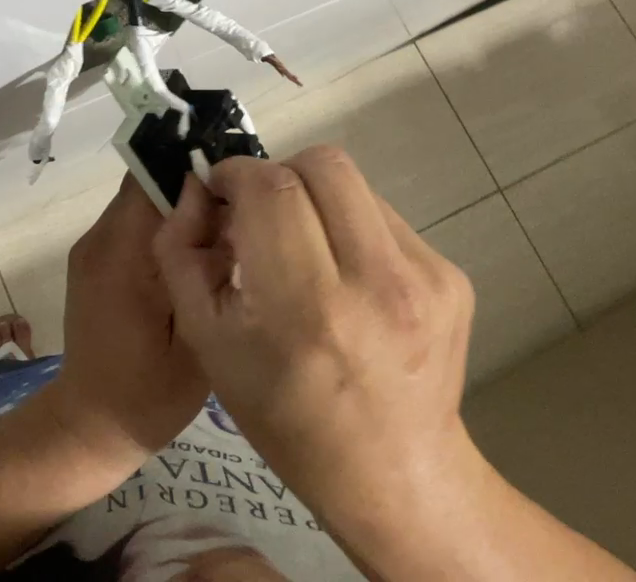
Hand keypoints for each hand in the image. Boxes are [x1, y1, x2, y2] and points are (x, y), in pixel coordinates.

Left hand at [40, 176, 210, 473]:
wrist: (91, 424)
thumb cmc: (149, 393)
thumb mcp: (197, 338)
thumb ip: (209, 270)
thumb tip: (230, 211)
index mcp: (122, 255)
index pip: (151, 177)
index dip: (193, 167)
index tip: (239, 178)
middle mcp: (99, 239)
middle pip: (147, 183)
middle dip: (193, 185)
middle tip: (244, 203)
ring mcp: (91, 248)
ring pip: (141, 200)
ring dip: (180, 205)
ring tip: (227, 227)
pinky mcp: (93, 260)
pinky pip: (133, 223)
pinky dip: (164, 224)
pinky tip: (198, 252)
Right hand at [151, 147, 481, 524]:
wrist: (391, 471)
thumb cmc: (282, 413)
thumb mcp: (206, 339)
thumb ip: (183, 252)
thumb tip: (194, 185)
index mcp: (306, 306)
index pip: (270, 188)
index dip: (235, 174)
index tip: (220, 192)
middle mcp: (376, 282)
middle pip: (321, 165)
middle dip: (276, 174)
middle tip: (259, 212)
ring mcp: (425, 277)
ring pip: (354, 185)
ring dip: (314, 199)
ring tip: (303, 248)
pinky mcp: (453, 276)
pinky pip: (383, 217)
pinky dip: (349, 227)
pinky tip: (343, 276)